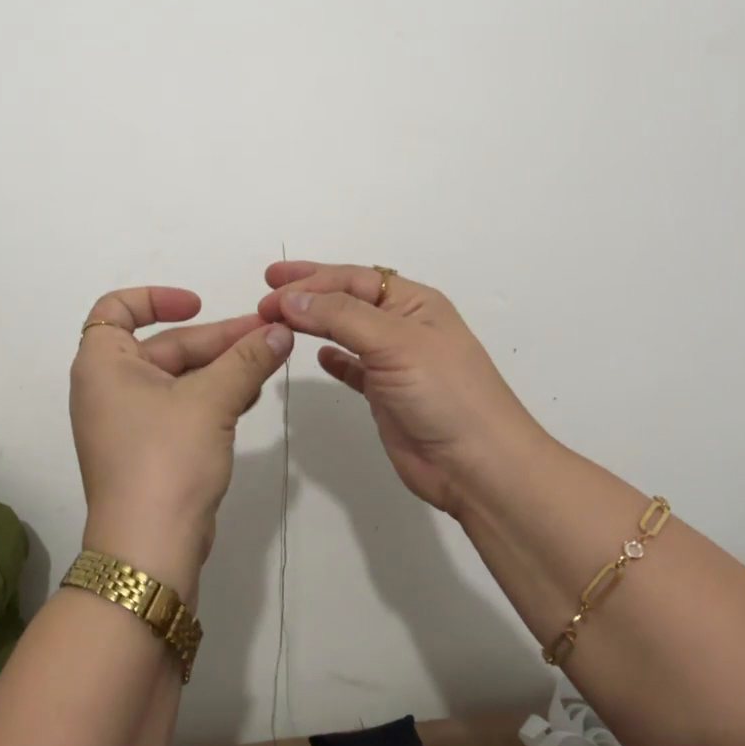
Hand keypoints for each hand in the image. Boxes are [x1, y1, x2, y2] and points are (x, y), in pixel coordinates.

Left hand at [69, 286, 291, 597]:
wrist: (148, 550)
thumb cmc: (166, 459)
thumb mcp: (211, 401)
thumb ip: (247, 361)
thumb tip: (280, 330)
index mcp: (103, 364)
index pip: (117, 308)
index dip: (156, 298)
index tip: (199, 304)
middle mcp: (108, 387)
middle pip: (163, 345)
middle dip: (216, 339)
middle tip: (267, 335)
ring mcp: (127, 422)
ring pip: (177, 378)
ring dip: (220, 368)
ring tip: (267, 363)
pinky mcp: (148, 451)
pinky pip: (180, 408)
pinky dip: (212, 398)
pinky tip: (249, 398)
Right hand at [258, 261, 540, 516]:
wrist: (479, 466)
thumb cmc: (444, 393)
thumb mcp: (394, 343)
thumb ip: (340, 317)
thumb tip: (291, 299)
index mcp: (414, 303)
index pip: (352, 279)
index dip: (310, 281)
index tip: (269, 291)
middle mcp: (404, 326)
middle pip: (346, 300)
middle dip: (307, 294)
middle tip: (265, 293)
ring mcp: (395, 362)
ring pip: (346, 331)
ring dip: (314, 323)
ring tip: (278, 320)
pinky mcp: (387, 396)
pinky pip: (354, 368)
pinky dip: (334, 360)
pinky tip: (318, 358)